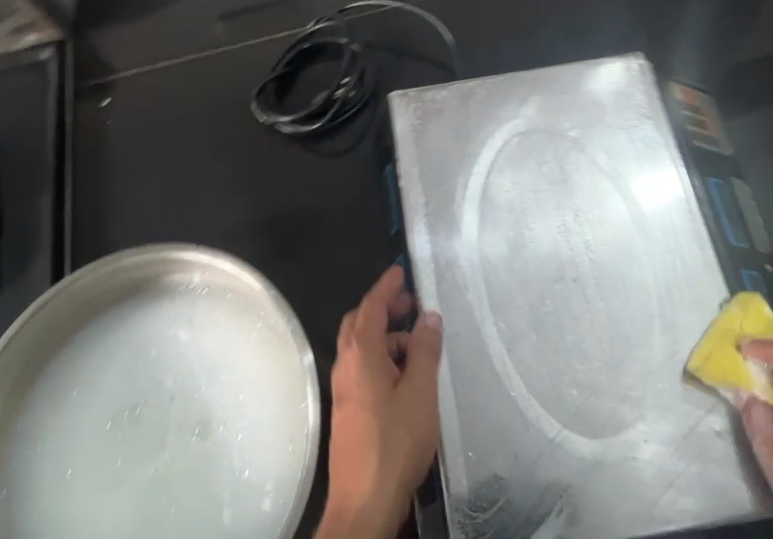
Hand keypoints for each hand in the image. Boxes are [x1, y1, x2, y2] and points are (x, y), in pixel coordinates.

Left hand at [315, 265, 444, 538]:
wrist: (365, 500)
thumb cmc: (396, 442)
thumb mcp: (421, 393)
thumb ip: (425, 351)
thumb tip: (428, 317)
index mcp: (361, 355)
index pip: (371, 307)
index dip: (386, 287)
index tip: (400, 271)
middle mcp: (346, 366)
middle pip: (359, 323)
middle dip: (383, 308)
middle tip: (410, 303)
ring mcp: (344, 390)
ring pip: (361, 348)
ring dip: (385, 336)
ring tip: (417, 343)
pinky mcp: (348, 410)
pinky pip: (363, 369)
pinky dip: (382, 358)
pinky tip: (404, 375)